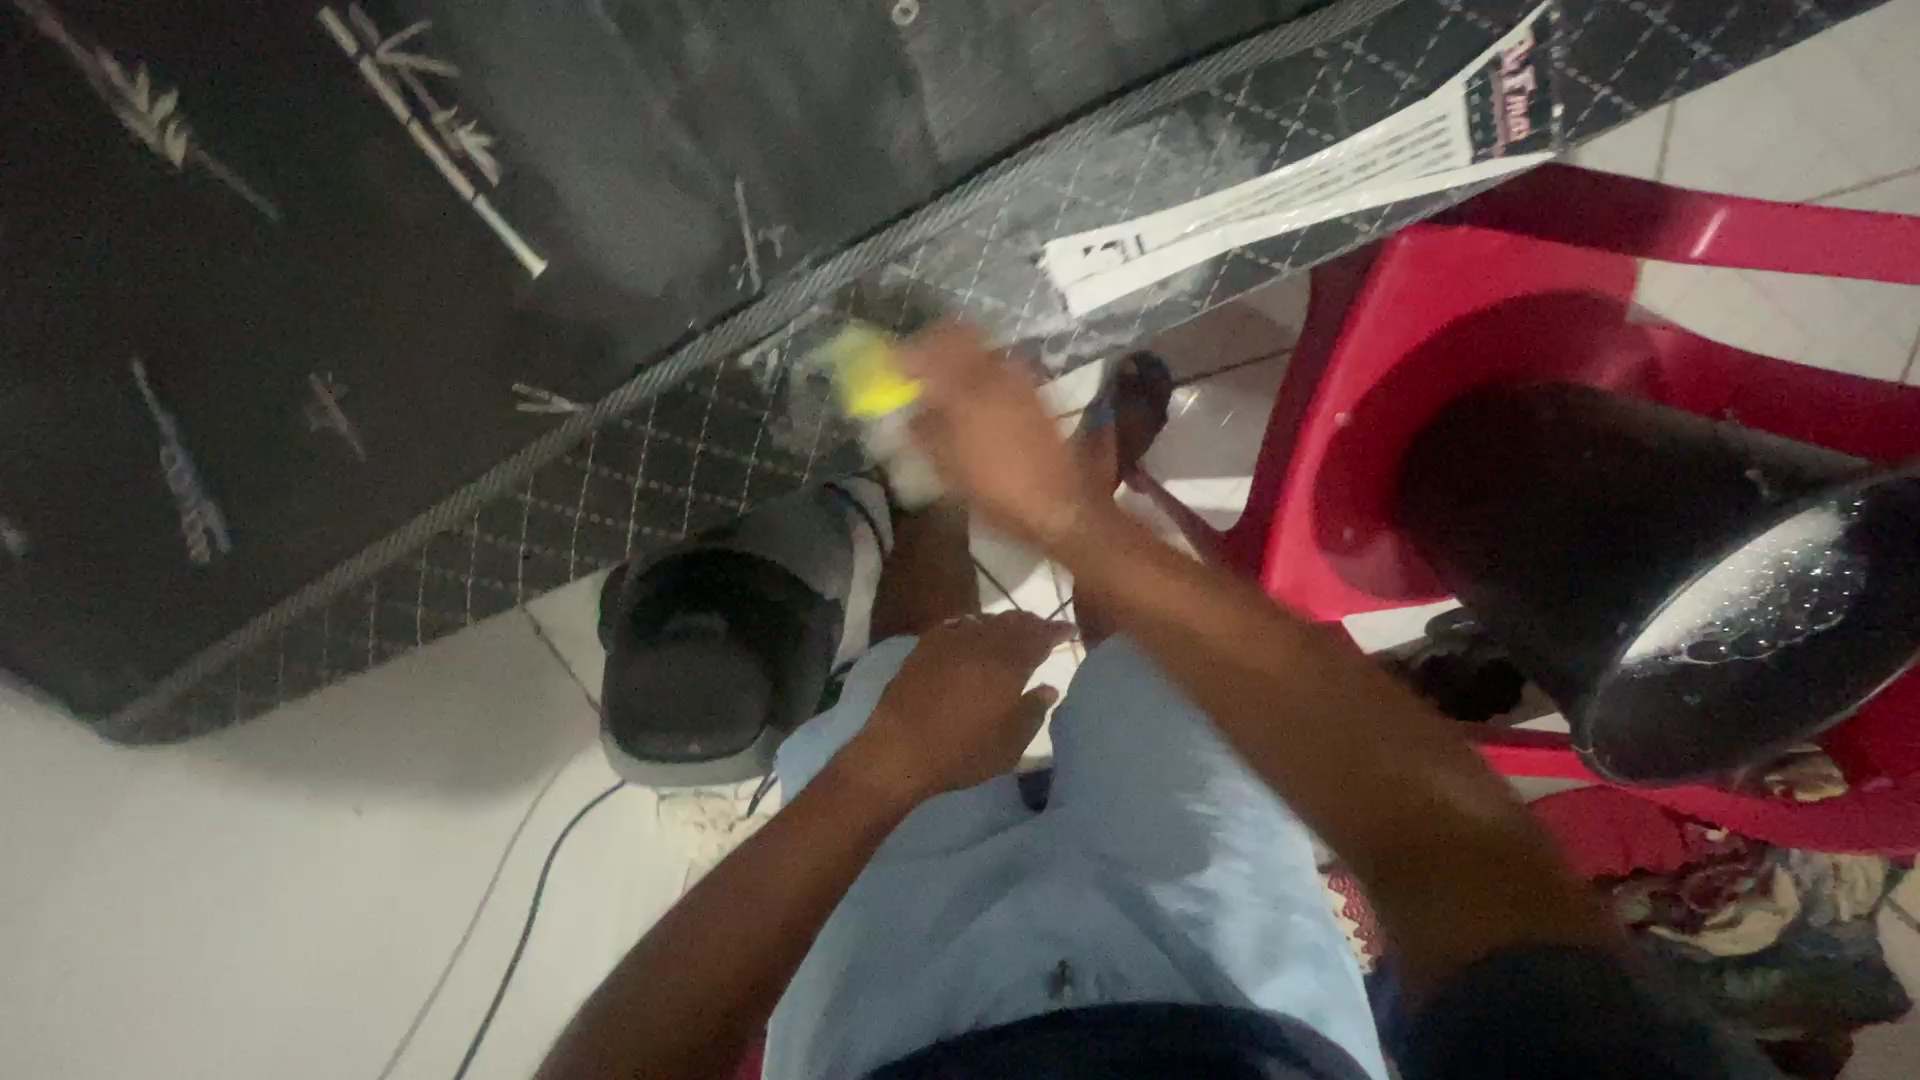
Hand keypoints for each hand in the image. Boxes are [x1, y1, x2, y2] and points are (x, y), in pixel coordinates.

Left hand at [842, 611, 1071, 803]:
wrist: (901, 748)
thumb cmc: (962, 752)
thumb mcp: (1009, 745)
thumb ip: (1033, 712)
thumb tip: (1049, 687)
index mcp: (1008, 666)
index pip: (1040, 638)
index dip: (1056, 631)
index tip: (1069, 630)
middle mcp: (982, 645)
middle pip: (1013, 624)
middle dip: (1032, 623)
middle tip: (1043, 629)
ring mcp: (951, 642)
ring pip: (985, 621)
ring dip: (1003, 622)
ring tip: (1012, 629)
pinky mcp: (925, 646)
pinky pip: (956, 625)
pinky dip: (972, 624)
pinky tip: (972, 628)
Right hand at [896, 322, 1092, 547]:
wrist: (1056, 503)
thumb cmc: (995, 490)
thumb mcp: (947, 467)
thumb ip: (923, 431)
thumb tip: (911, 412)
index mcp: (966, 389)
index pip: (927, 349)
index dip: (905, 353)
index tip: (892, 364)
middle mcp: (994, 372)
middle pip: (959, 334)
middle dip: (934, 342)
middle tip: (919, 362)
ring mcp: (1019, 379)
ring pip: (982, 347)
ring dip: (959, 354)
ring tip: (946, 379)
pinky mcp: (1035, 392)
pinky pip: (1000, 365)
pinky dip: (981, 370)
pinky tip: (976, 395)